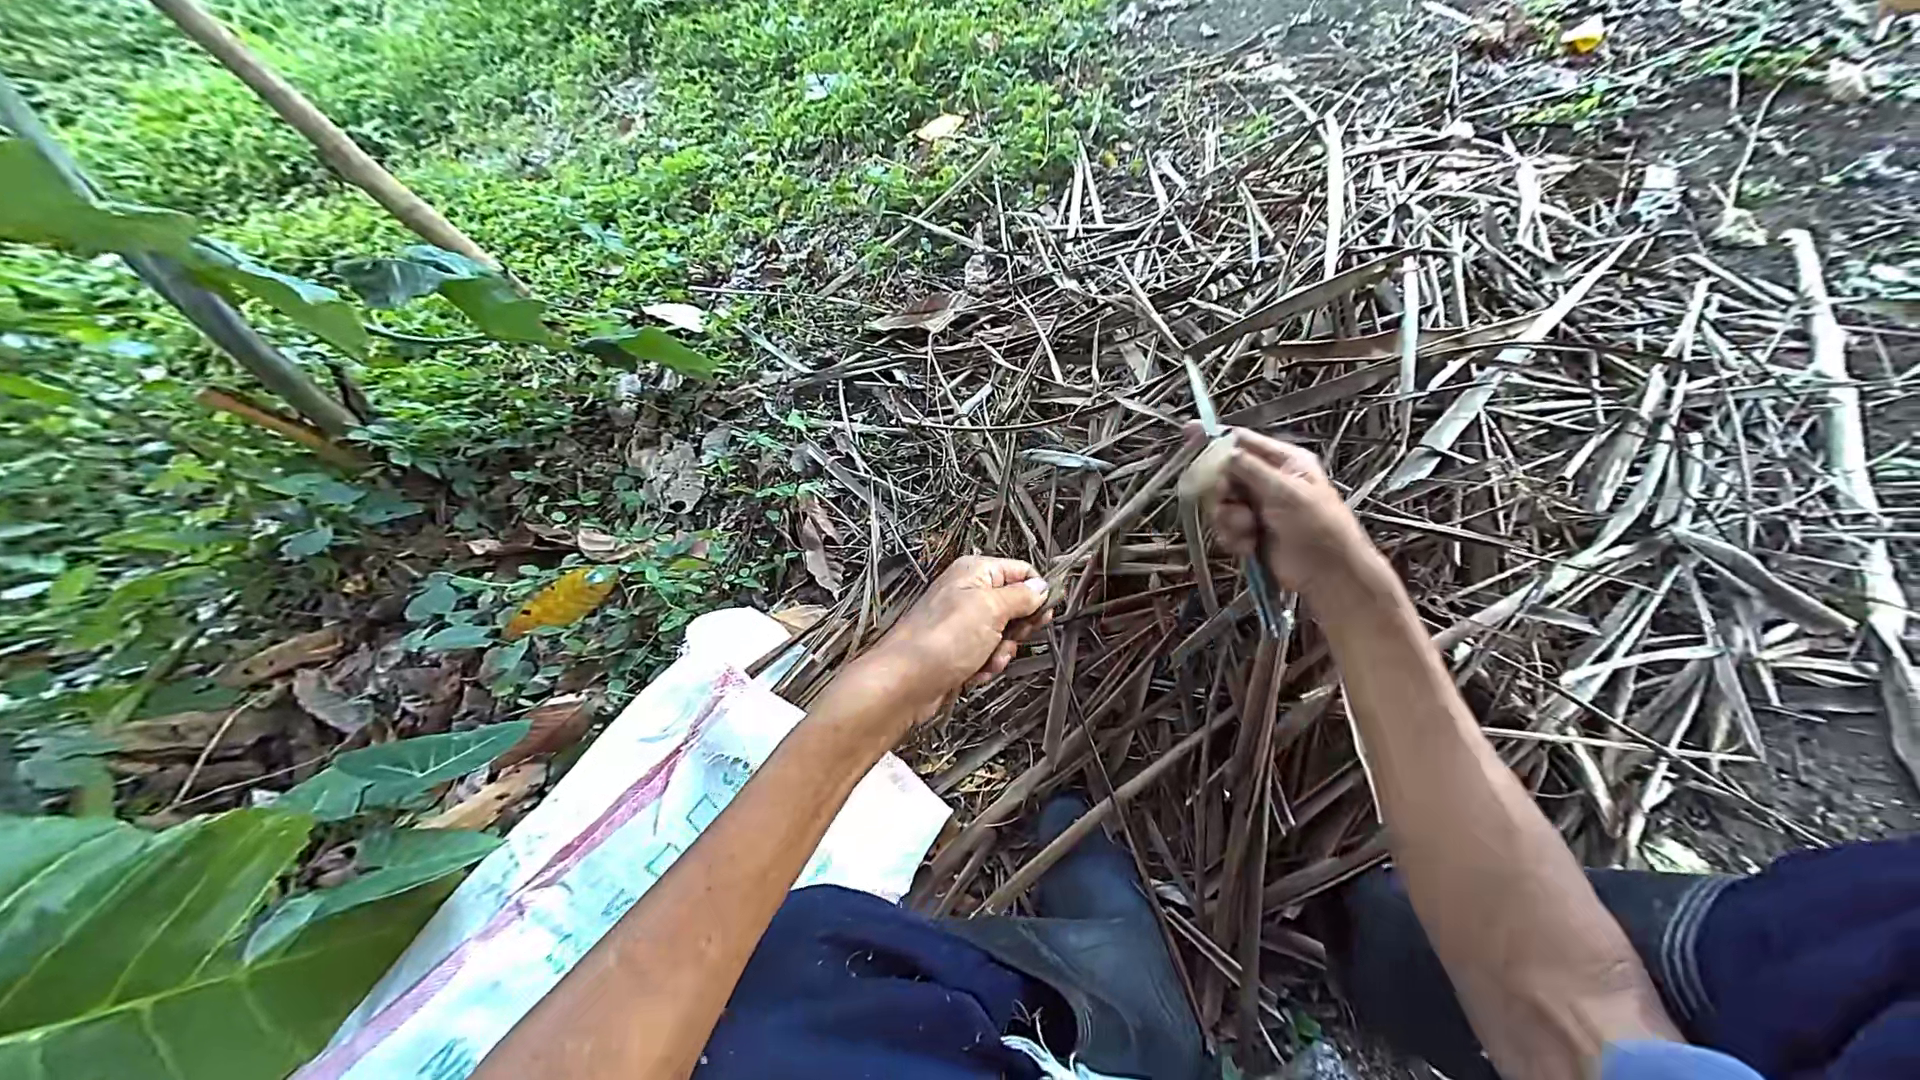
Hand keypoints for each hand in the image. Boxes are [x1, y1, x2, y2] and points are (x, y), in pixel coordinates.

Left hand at [848, 556, 1052, 725]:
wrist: (905, 683)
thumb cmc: (936, 641)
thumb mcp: (991, 609)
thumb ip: (1022, 597)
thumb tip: (1041, 588)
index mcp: (974, 572)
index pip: (1022, 573)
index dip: (1036, 594)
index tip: (1042, 614)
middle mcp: (966, 594)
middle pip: (1015, 608)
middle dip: (1016, 630)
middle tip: (1006, 635)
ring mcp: (961, 624)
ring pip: (1003, 637)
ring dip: (1000, 653)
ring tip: (984, 657)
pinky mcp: (957, 650)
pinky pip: (987, 657)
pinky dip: (985, 667)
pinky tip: (972, 671)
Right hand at [1191, 426, 1383, 601]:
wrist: (1328, 575)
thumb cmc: (1319, 528)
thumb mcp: (1286, 491)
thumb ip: (1250, 468)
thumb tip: (1223, 451)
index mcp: (1283, 462)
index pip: (1242, 441)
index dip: (1214, 438)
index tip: (1189, 433)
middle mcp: (1267, 481)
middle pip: (1222, 473)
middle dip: (1222, 491)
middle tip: (1230, 500)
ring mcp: (1256, 507)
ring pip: (1219, 503)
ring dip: (1229, 519)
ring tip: (1249, 530)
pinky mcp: (1248, 532)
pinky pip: (1223, 527)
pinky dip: (1232, 537)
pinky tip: (1249, 545)